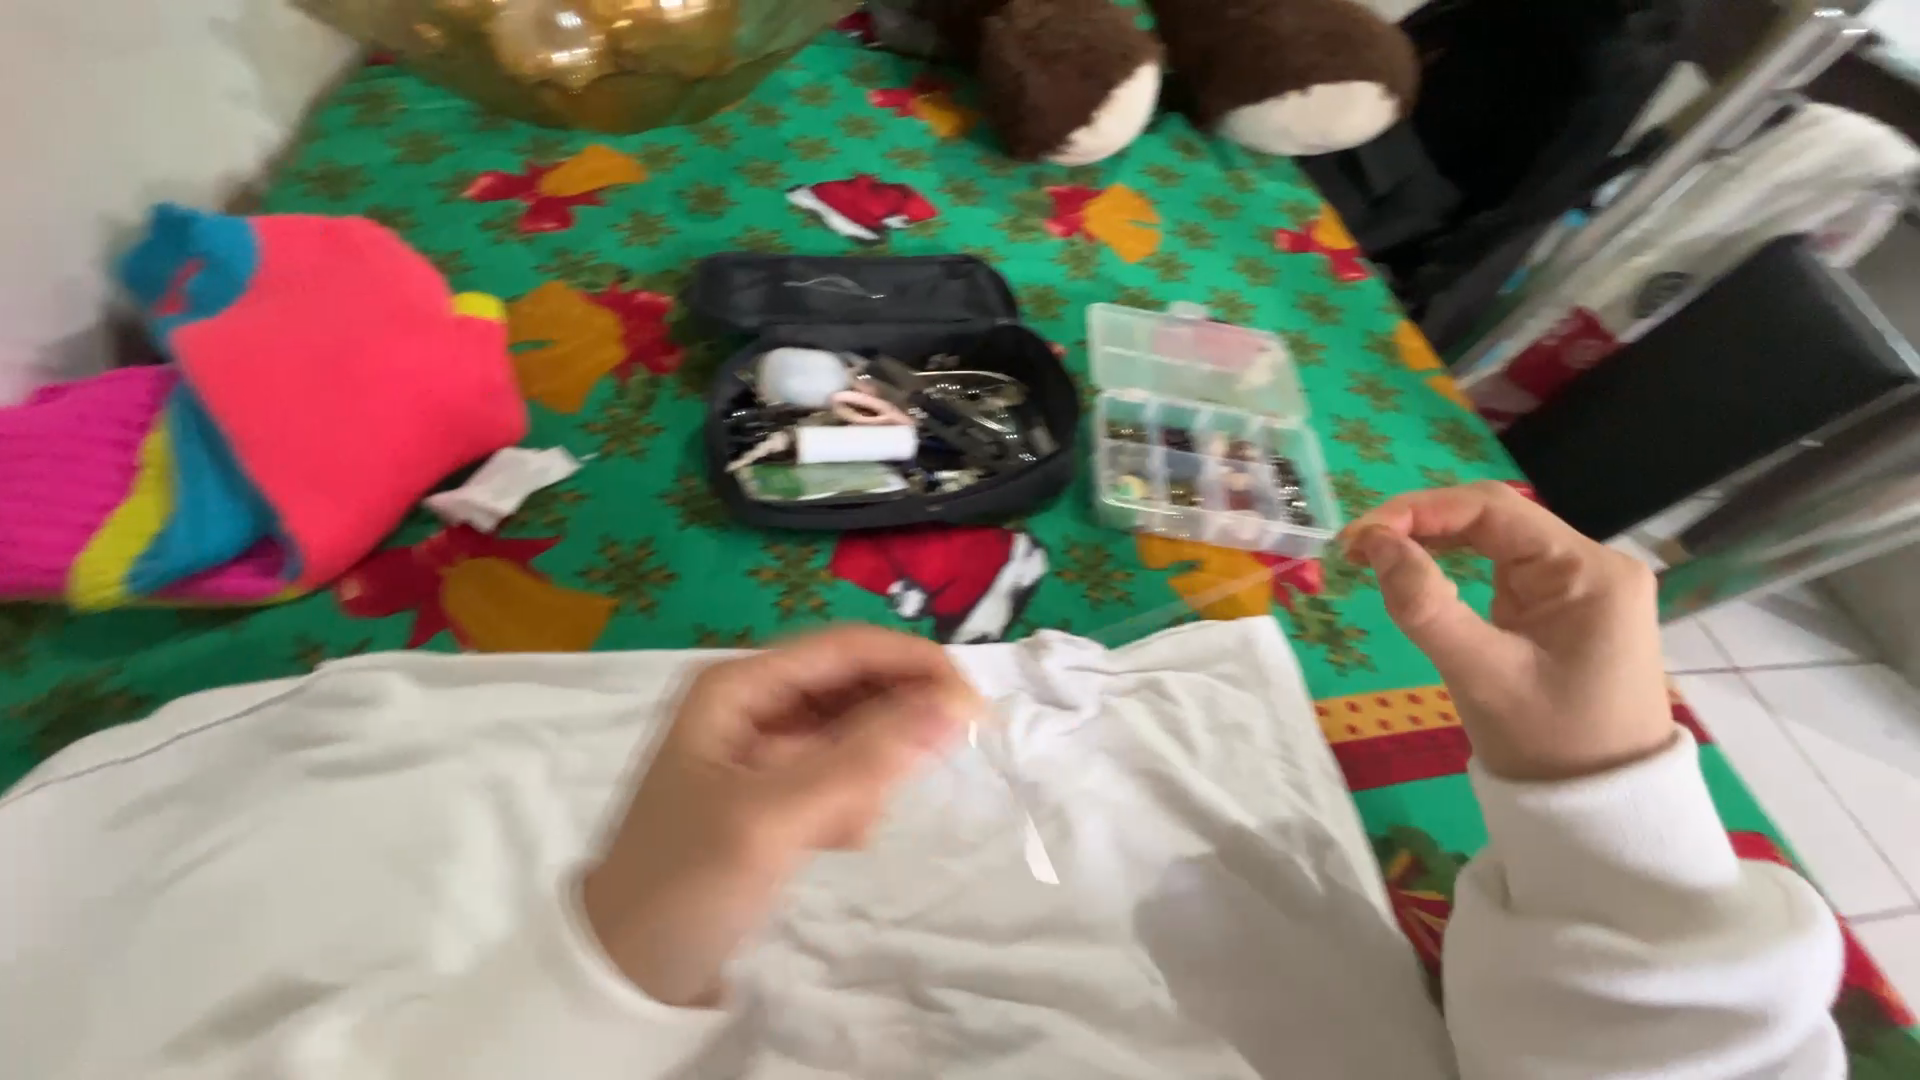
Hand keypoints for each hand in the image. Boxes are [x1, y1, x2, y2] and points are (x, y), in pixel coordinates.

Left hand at [581, 625, 979, 1006]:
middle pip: (854, 685)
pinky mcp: (777, 785)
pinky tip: (835, 838)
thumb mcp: (774, 818)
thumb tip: (951, 704)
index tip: (971, 702)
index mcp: (739, 684)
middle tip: (926, 768)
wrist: (625, 975)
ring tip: (847, 826)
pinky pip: (841, 770)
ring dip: (869, 774)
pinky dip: (852, 800)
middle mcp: (754, 700)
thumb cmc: (685, 883)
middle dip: (891, 727)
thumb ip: (863, 759)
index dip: (914, 664)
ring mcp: (764, 743)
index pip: (846, 648)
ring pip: (854, 731)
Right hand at [1341, 482, 1675, 782]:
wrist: (1601, 805)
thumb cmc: (1549, 742)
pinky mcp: (1553, 603)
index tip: (1357, 537)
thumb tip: (1373, 543)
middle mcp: (1587, 563)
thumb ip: (1425, 605)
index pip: (1490, 509)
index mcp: (1587, 571)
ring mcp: (1572, 582)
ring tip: (1371, 557)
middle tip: (1355, 549)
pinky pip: (1492, 564)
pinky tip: (1412, 572)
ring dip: (1426, 539)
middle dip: (1417, 522)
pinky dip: (1446, 562)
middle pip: (1489, 515)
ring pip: (1488, 536)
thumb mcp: (1480, 674)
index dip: (1416, 511)